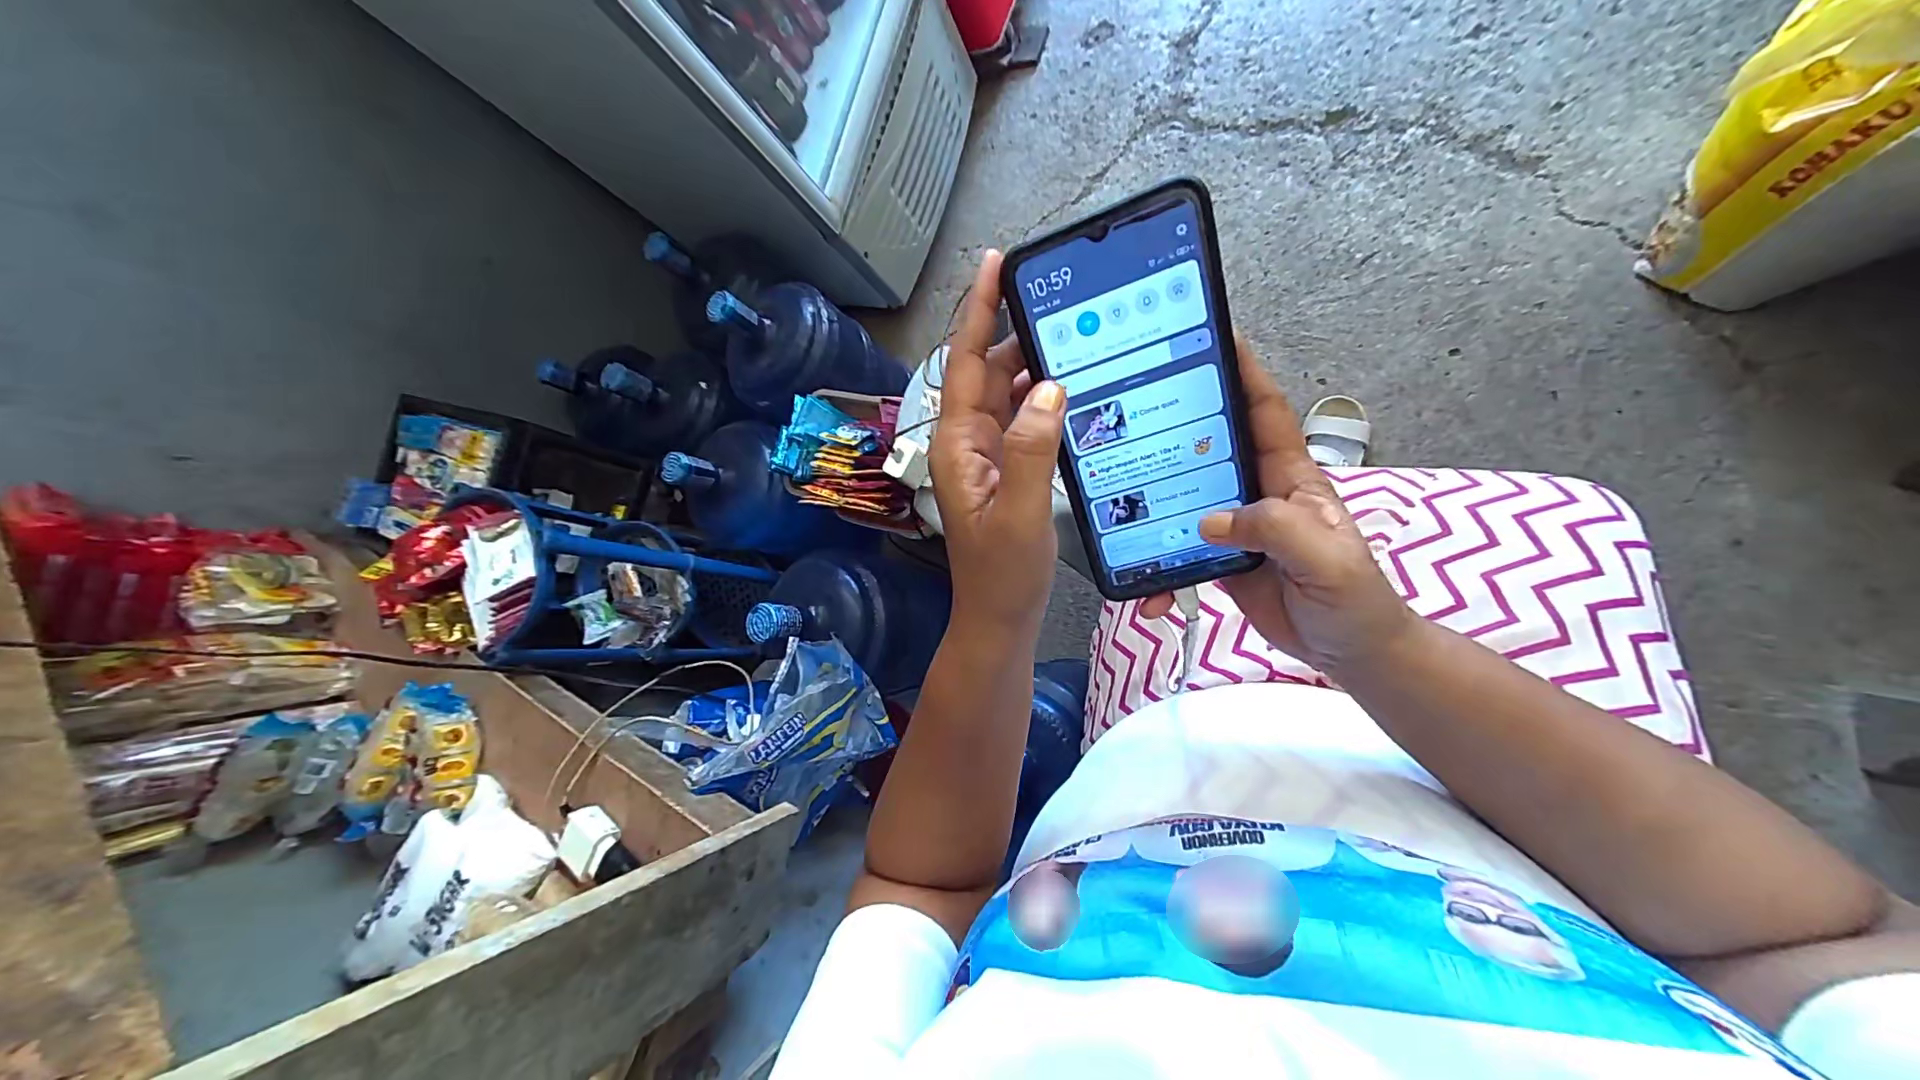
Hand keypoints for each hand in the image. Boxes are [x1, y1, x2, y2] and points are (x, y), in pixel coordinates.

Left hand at [931, 250, 1066, 629]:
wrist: (1000, 616)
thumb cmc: (1003, 574)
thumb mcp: (1021, 513)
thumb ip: (1032, 449)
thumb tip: (1049, 388)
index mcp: (959, 444)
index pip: (964, 362)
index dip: (978, 310)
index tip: (994, 263)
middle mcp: (968, 441)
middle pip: (989, 370)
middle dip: (1018, 332)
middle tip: (1060, 300)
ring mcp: (988, 454)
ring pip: (1009, 393)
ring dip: (1036, 366)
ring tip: (1076, 337)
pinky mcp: (1007, 468)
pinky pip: (1024, 420)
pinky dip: (1045, 400)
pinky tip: (1073, 390)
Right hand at [1152, 334, 1416, 677]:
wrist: (1348, 650)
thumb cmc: (1356, 601)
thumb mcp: (1329, 561)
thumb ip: (1279, 530)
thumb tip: (1212, 520)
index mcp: (1290, 480)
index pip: (1263, 414)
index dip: (1243, 374)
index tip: (1215, 341)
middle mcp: (1258, 495)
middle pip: (1208, 449)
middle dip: (1176, 431)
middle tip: (1136, 419)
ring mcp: (1236, 526)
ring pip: (1185, 501)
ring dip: (1154, 509)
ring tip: (1124, 518)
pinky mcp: (1220, 558)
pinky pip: (1179, 551)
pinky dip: (1160, 570)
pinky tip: (1151, 590)